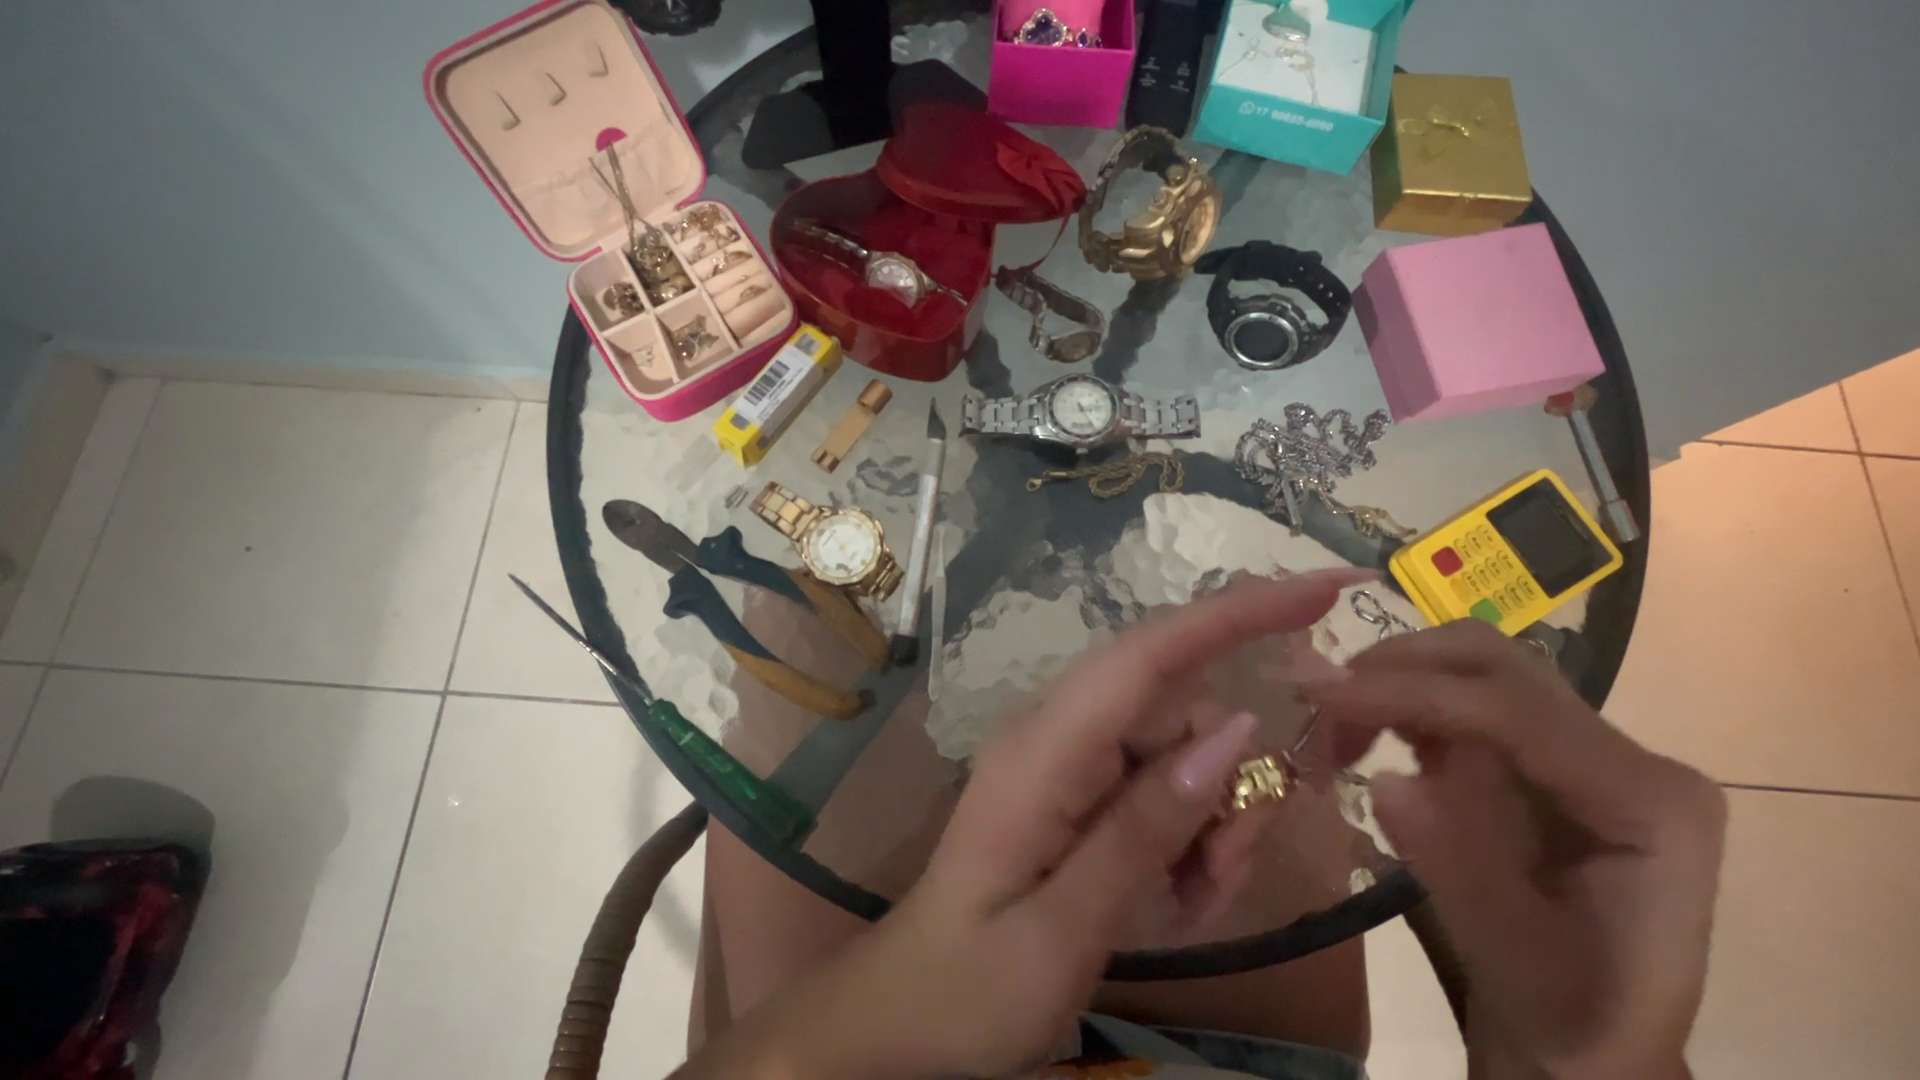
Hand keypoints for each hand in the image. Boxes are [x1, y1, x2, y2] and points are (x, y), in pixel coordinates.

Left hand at [677, 569, 1371, 1079]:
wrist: (903, 1023)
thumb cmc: (970, 988)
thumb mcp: (1064, 928)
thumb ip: (1145, 827)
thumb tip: (1235, 732)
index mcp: (1044, 751)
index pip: (1150, 653)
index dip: (1239, 612)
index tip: (1329, 587)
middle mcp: (1058, 737)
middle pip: (1184, 708)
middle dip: (1233, 779)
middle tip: (1226, 867)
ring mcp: (1070, 764)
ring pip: (1186, 758)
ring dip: (1213, 827)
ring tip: (1189, 900)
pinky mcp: (1081, 796)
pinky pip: (1165, 795)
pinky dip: (1191, 845)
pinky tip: (1174, 901)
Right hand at [1307, 621, 1725, 1079]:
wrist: (1592, 1041)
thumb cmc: (1569, 1014)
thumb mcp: (1514, 960)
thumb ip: (1457, 868)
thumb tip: (1387, 783)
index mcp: (1647, 801)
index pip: (1516, 710)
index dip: (1413, 692)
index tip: (1321, 697)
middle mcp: (1623, 756)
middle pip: (1497, 664)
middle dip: (1398, 670)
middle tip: (1316, 703)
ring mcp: (1581, 750)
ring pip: (1473, 669)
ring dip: (1392, 682)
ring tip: (1331, 731)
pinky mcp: (1538, 756)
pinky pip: (1460, 701)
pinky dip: (1399, 705)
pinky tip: (1363, 739)